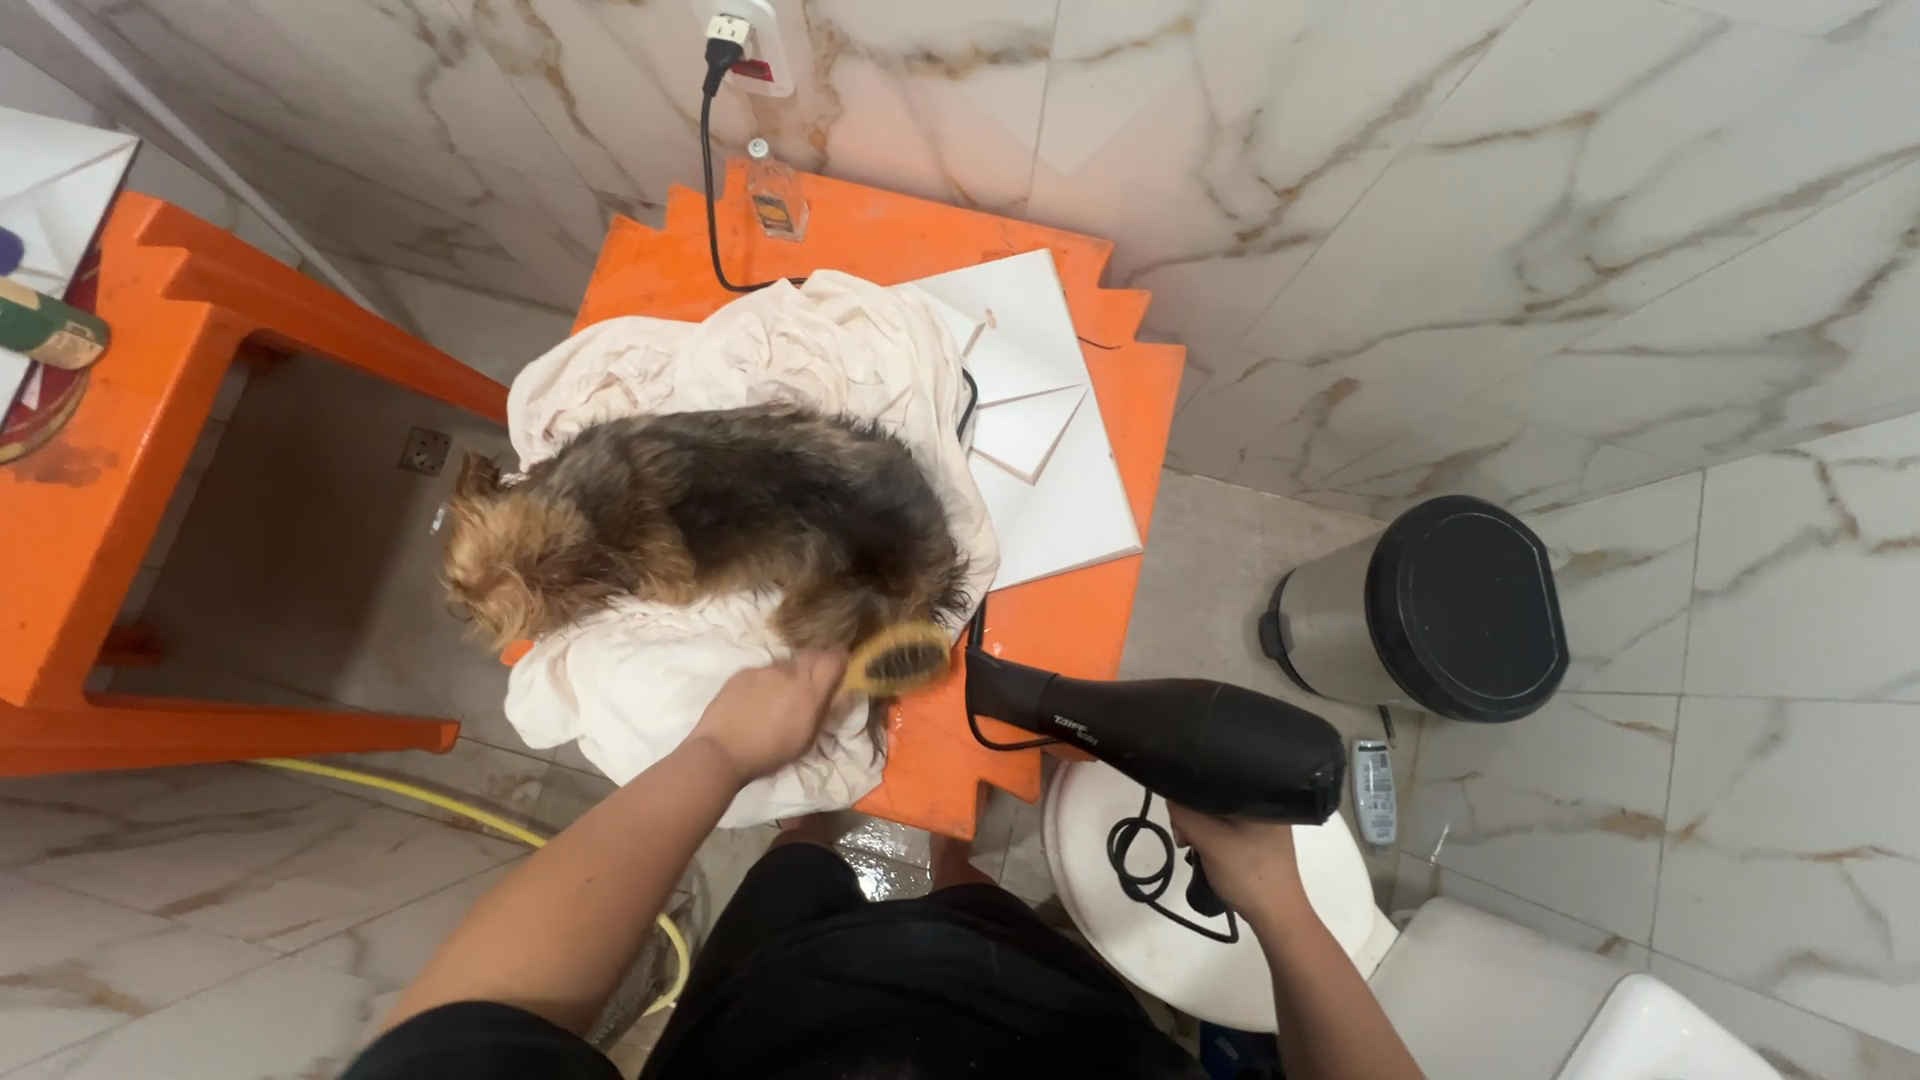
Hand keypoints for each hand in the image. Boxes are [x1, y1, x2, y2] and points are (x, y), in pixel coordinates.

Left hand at [685, 651, 847, 785]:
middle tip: (808, 687)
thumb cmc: (769, 753)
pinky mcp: (742, 671)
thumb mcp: (806, 740)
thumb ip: (826, 711)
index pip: (834, 658)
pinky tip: (754, 701)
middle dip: (815, 666)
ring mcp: (764, 669)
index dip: (839, 660)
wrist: (720, 752)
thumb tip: (842, 693)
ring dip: (788, 675)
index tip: (838, 669)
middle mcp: (789, 672)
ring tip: (777, 698)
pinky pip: (763, 671)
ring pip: (785, 664)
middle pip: (811, 656)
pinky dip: (765, 681)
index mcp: (810, 691)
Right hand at [1167, 803, 1310, 926]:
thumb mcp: (1209, 840)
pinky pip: (1227, 828)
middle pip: (1215, 795)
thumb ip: (1184, 814)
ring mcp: (1264, 825)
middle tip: (1186, 838)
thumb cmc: (1248, 874)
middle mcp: (1264, 804)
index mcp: (1261, 794)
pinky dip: (1212, 836)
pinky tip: (1205, 850)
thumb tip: (1169, 796)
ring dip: (1200, 827)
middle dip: (1193, 814)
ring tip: (1193, 847)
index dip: (1190, 791)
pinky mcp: (1259, 841)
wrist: (1278, 918)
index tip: (1177, 816)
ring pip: (1219, 813)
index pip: (1216, 777)